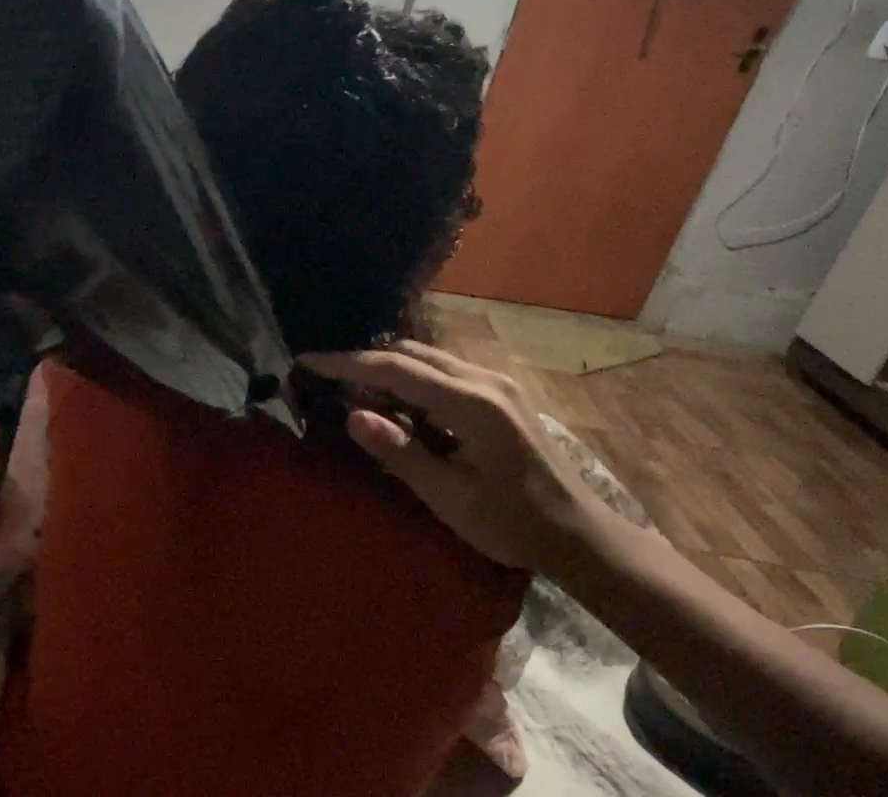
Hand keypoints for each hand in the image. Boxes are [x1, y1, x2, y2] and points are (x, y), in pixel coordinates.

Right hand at [301, 341, 618, 570]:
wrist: (580, 535)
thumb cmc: (511, 523)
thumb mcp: (449, 496)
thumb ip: (400, 453)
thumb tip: (352, 415)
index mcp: (471, 404)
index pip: (395, 370)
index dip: (346, 363)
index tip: (307, 361)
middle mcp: (483, 380)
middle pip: (409, 353)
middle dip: (362, 362)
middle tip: (323, 377)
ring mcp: (495, 383)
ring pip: (426, 358)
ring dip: (386, 369)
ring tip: (352, 390)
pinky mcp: (499, 393)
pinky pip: (442, 371)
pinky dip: (410, 378)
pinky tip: (394, 402)